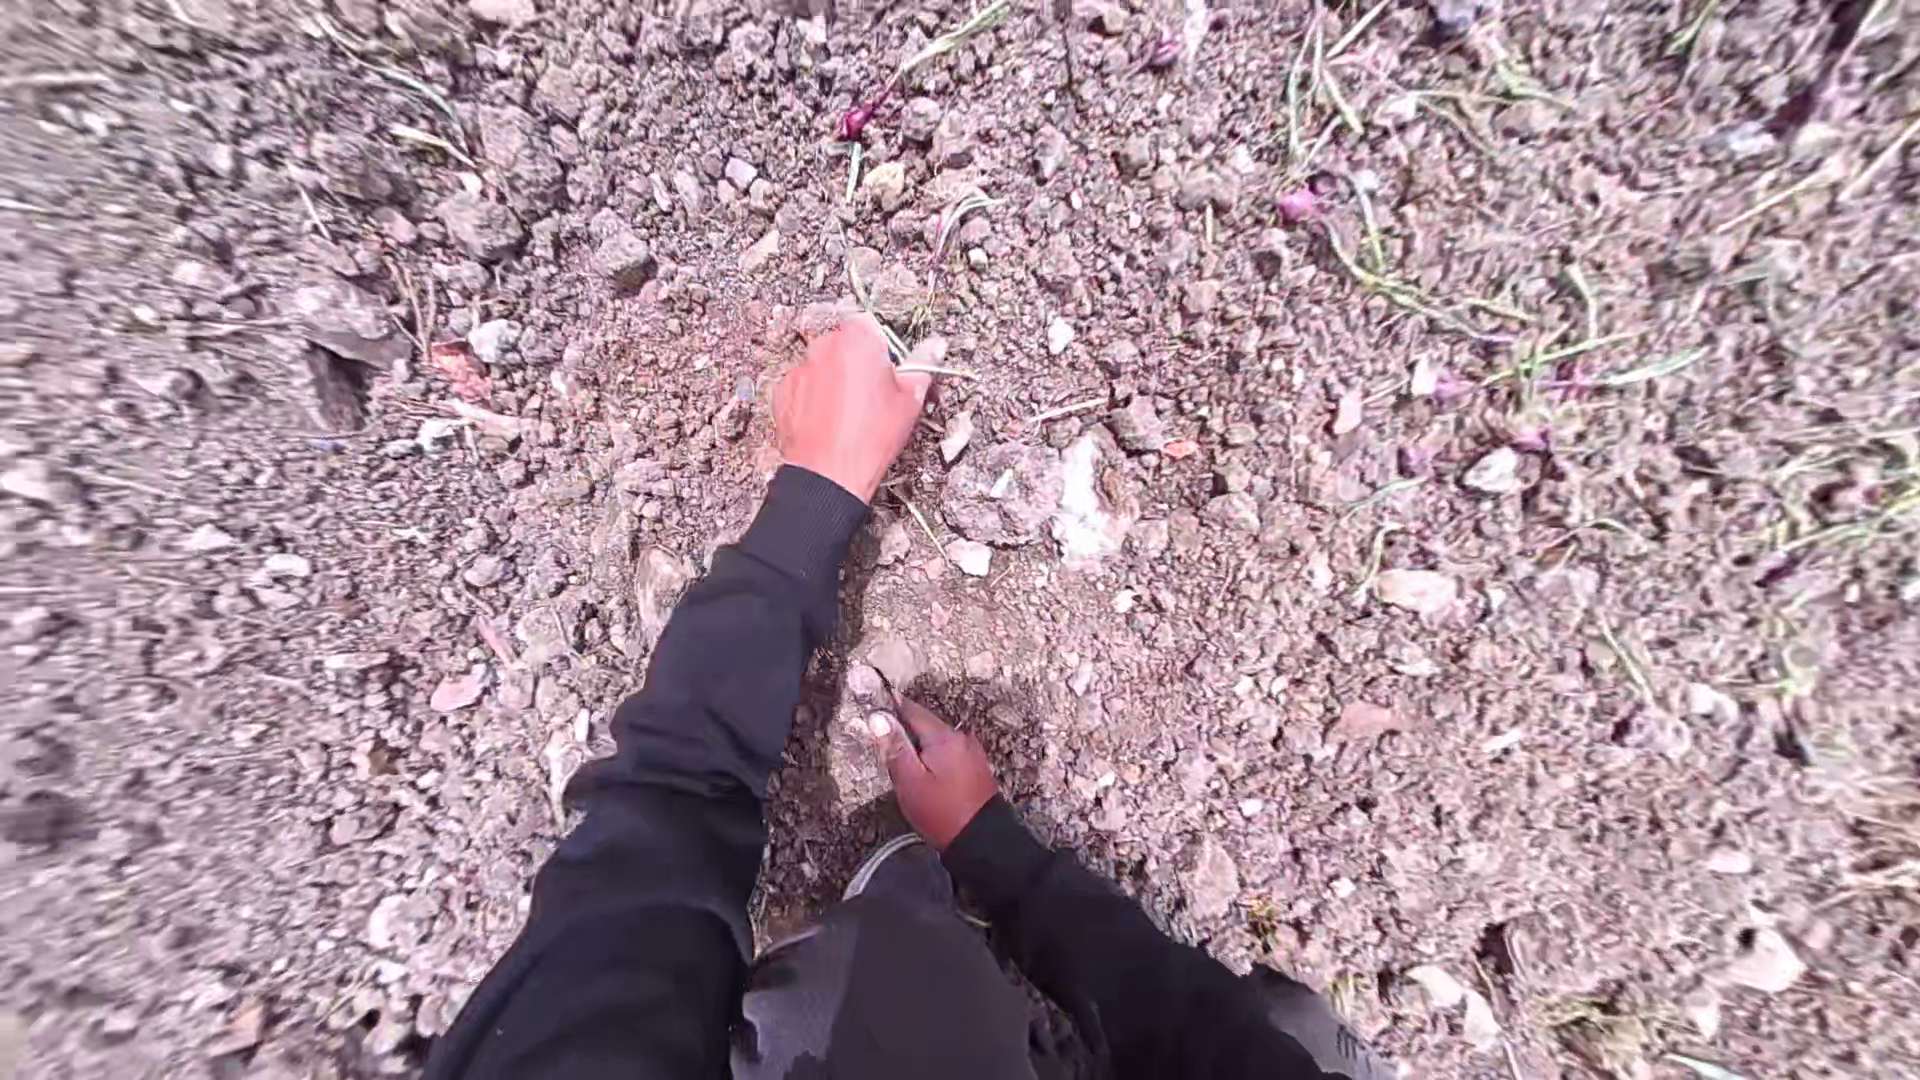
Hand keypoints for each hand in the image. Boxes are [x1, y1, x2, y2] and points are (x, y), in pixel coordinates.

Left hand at [774, 316, 930, 502]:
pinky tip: (830, 421)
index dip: (881, 348)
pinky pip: (804, 387)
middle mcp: (824, 348)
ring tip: (850, 414)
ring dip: (835, 381)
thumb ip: (920, 368)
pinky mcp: (783, 392)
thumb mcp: (908, 403)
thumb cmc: (868, 440)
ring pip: (823, 366)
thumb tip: (933, 349)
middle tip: (873, 395)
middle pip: (845, 344)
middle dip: (857, 364)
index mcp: (857, 341)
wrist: (830, 474)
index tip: (888, 367)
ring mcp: (800, 370)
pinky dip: (814, 398)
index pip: (870, 326)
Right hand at [867, 698, 998, 850]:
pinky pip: (950, 753)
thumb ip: (894, 747)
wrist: (983, 842)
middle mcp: (962, 737)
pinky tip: (930, 779)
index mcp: (944, 737)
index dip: (892, 710)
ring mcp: (972, 751)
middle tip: (889, 755)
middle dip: (907, 736)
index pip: (913, 711)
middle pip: (926, 726)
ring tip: (909, 773)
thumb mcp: (910, 781)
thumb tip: (879, 717)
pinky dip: (936, 759)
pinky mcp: (977, 766)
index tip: (875, 711)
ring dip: (922, 749)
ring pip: (938, 740)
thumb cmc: (942, 813)